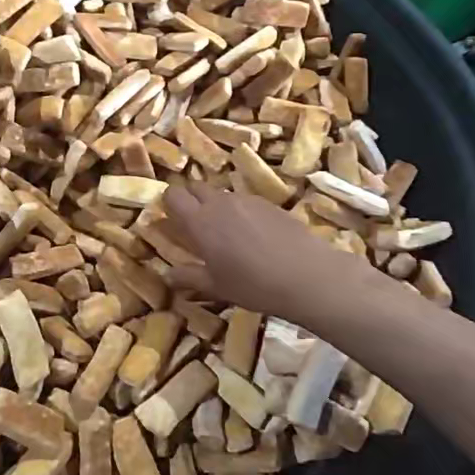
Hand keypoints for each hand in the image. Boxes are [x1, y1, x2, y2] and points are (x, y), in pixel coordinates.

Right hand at [162, 183, 384, 322]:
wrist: (306, 275)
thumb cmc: (253, 285)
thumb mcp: (216, 286)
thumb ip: (189, 276)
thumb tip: (168, 274)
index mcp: (200, 221)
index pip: (173, 195)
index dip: (169, 203)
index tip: (171, 220)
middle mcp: (220, 202)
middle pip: (197, 187)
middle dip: (192, 200)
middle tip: (195, 226)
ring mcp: (246, 199)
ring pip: (222, 194)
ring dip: (217, 207)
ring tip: (227, 234)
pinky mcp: (269, 202)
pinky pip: (244, 200)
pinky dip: (240, 212)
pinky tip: (253, 236)